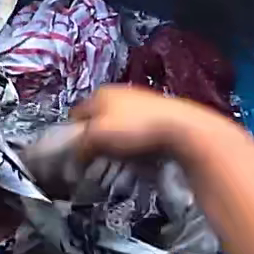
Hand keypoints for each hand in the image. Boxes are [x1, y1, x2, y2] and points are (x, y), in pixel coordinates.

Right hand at [72, 84, 235, 159]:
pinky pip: (138, 132)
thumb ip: (80, 147)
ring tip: (121, 159)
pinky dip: (135, 143)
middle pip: (97, 121)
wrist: (181, 130)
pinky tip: (140, 154)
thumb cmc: (134, 128)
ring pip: (118, 127)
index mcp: (100, 93)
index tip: (75, 155)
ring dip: (117, 144)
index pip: (75, 115)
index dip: (73, 136)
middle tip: (98, 159)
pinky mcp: (158, 116)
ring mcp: (141, 103)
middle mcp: (119, 94)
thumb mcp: (96, 137)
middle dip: (96, 141)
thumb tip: (75, 158)